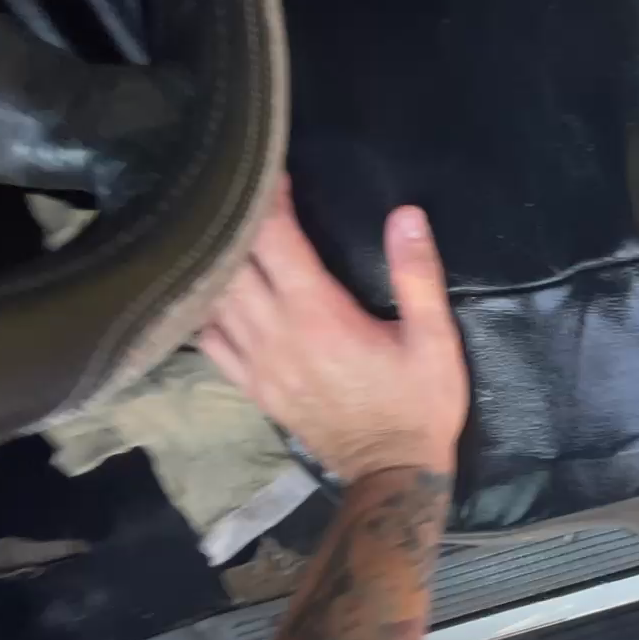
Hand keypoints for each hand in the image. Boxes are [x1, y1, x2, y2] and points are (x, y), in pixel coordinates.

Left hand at [200, 186, 468, 482]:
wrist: (394, 471)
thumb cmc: (421, 405)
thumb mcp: (436, 342)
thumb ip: (418, 278)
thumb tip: (407, 217)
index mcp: (319, 315)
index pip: (274, 237)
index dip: (267, 196)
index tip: (273, 168)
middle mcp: (275, 332)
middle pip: (233, 259)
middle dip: (235, 220)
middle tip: (242, 191)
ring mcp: (257, 362)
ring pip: (212, 295)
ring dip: (214, 260)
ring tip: (222, 234)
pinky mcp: (254, 386)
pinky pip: (207, 339)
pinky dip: (202, 309)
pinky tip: (208, 294)